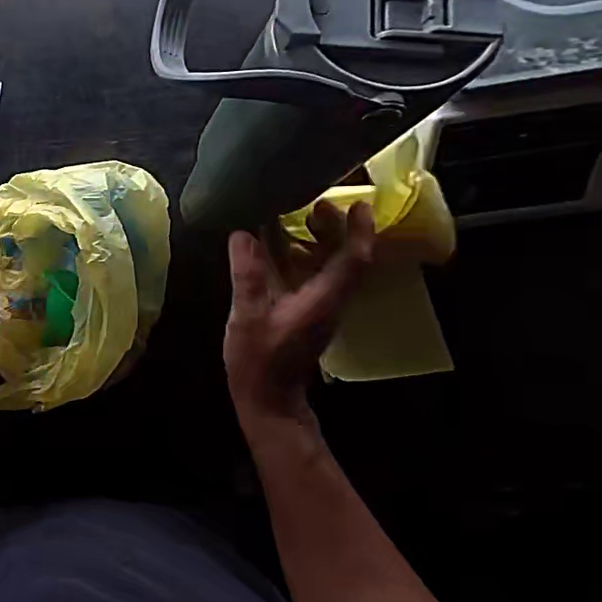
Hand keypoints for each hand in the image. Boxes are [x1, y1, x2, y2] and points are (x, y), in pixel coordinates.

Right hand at [225, 201, 374, 446]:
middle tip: (317, 203)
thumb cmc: (259, 362)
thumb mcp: (247, 317)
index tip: (359, 203)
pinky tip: (279, 249)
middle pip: (346, 259)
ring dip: (321, 241)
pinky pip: (314, 277)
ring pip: (331, 267)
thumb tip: (242, 234)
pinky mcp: (308, 313)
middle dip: (337, 228)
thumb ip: (248, 275)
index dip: (358, 230)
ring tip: (298, 218)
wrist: (267, 398)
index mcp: (322, 301)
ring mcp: (320, 308)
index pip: (352, 260)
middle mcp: (329, 301)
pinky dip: (303, 257)